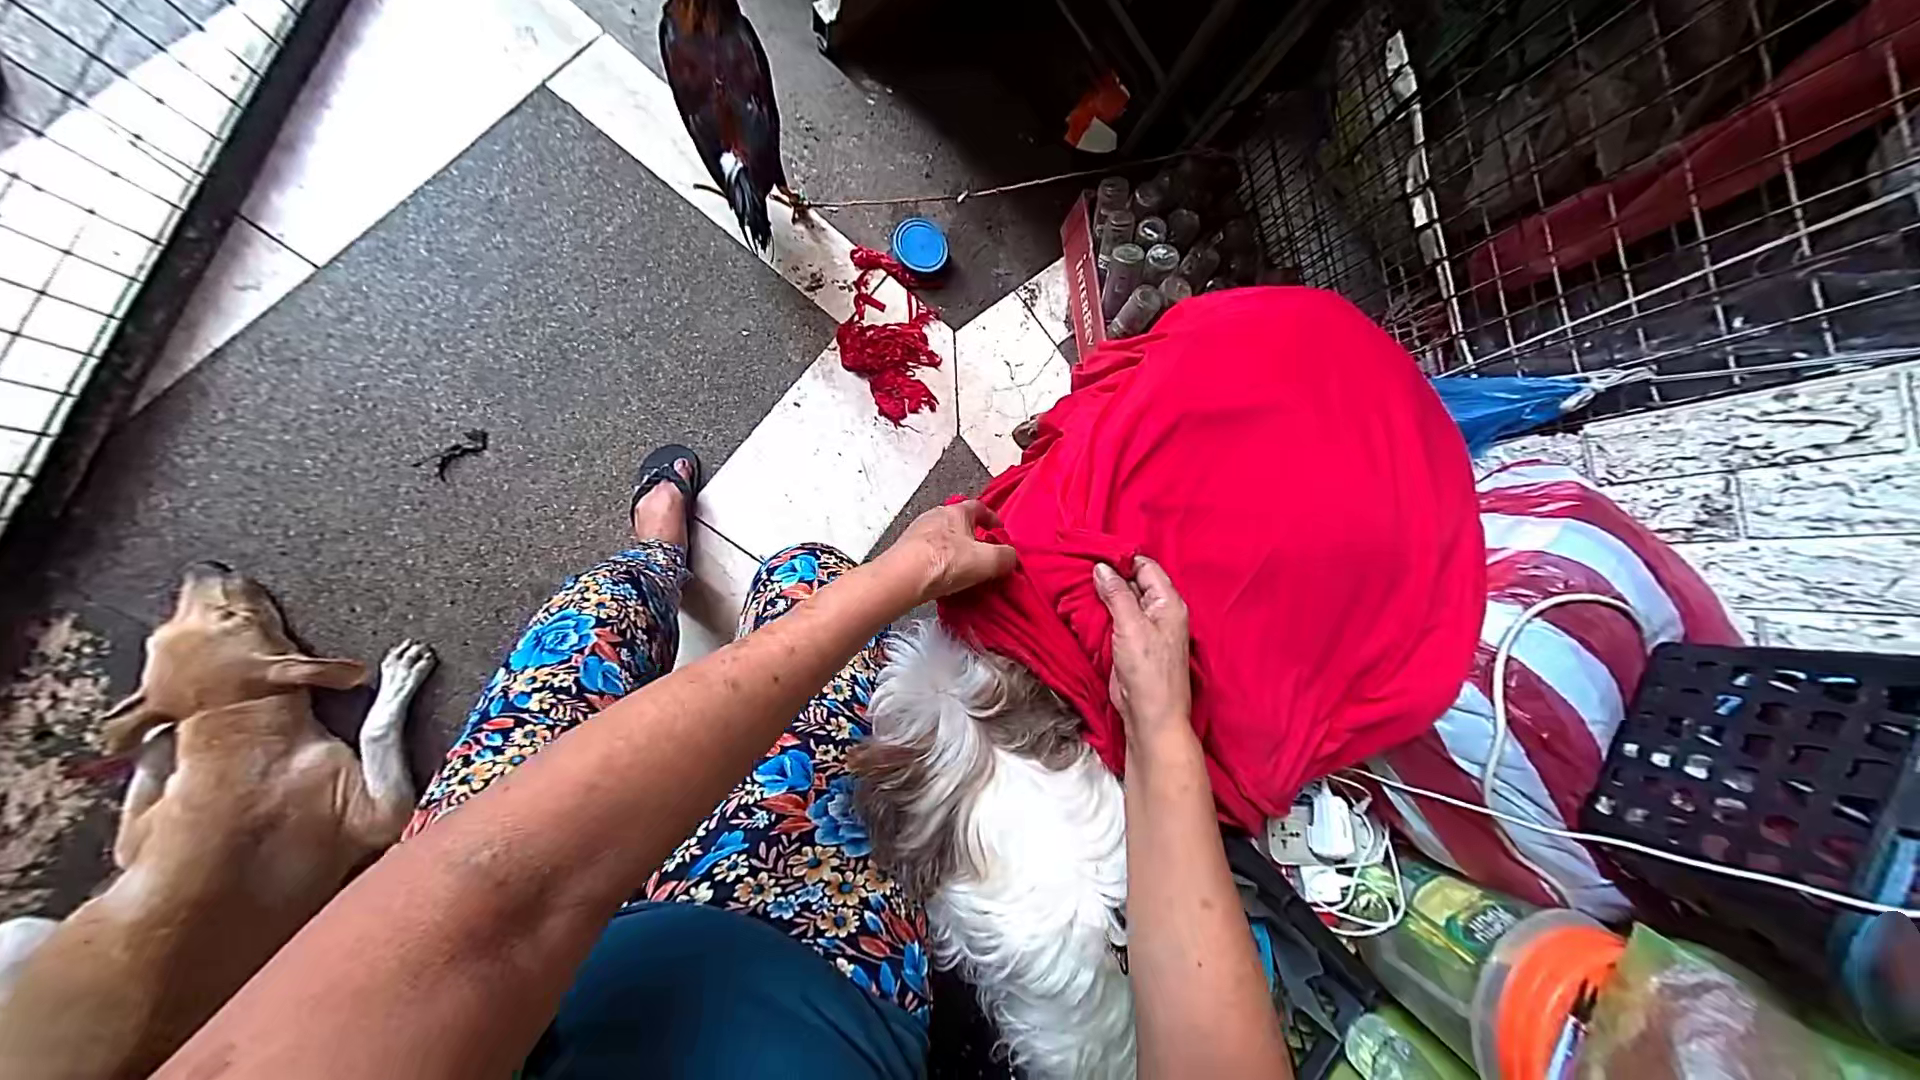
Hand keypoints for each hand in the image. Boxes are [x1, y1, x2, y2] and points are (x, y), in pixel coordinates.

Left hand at [881, 500, 1016, 602]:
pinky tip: (943, 579)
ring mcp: (917, 533)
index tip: (999, 531)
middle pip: (959, 523)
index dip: (992, 518)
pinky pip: (928, 554)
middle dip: (973, 537)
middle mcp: (934, 516)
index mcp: (956, 512)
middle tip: (984, 555)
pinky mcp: (905, 552)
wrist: (902, 578)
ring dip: (954, 552)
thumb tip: (1010, 558)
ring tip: (964, 570)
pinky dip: (939, 564)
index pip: (979, 507)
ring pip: (942, 539)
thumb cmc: (945, 562)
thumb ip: (1005, 557)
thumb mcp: (987, 561)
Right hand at [1093, 556, 1192, 744]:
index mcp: (1168, 602)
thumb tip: (1102, 569)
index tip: (1093, 553)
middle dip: (1108, 574)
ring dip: (1101, 593)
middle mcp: (1159, 611)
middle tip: (1078, 564)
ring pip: (1121, 599)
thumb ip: (1117, 594)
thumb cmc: (1149, 673)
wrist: (1150, 715)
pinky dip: (1100, 610)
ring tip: (1076, 581)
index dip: (1121, 558)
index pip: (1145, 567)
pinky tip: (1082, 604)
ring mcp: (1144, 627)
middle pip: (1132, 581)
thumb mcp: (1131, 626)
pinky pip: (1114, 617)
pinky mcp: (1130, 641)